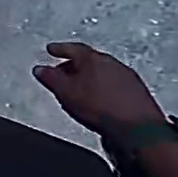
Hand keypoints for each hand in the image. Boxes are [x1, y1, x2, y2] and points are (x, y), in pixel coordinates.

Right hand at [33, 42, 166, 136]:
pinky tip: (100, 100)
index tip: (51, 49)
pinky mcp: (137, 91)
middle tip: (62, 72)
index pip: (73, 48)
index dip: (60, 49)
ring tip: (80, 88)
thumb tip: (39, 69)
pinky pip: (115, 84)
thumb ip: (51, 79)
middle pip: (89, 59)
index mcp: (93, 58)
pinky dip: (104, 87)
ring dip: (90, 77)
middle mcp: (111, 62)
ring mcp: (127, 76)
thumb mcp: (66, 93)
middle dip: (74, 65)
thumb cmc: (100, 107)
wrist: (138, 128)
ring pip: (103, 72)